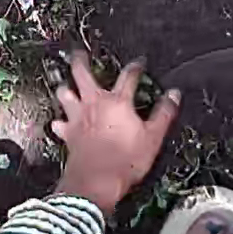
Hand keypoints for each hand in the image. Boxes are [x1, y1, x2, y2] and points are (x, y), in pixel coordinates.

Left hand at [50, 50, 179, 215]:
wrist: (96, 180)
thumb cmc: (126, 159)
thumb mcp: (153, 138)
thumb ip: (163, 114)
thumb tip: (174, 95)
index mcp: (118, 102)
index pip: (129, 76)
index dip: (135, 67)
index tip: (139, 62)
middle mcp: (94, 103)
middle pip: (82, 74)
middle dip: (80, 61)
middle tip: (78, 52)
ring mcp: (77, 117)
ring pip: (64, 94)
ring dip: (65, 89)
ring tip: (66, 85)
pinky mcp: (67, 133)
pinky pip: (59, 123)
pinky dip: (59, 122)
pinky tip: (60, 122)